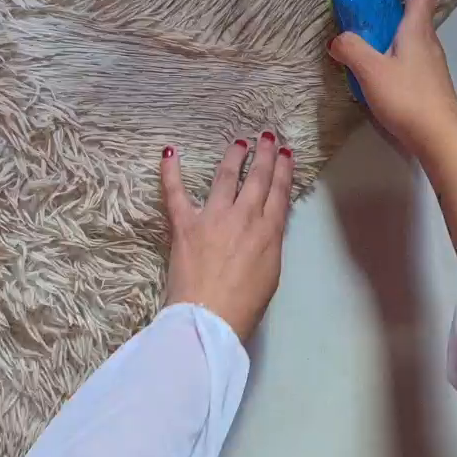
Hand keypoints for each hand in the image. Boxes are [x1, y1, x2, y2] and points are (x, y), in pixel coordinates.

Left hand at [160, 133, 295, 342]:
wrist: (209, 318)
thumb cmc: (245, 304)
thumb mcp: (271, 272)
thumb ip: (270, 242)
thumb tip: (267, 224)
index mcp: (268, 231)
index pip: (279, 192)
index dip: (284, 170)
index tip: (286, 154)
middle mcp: (244, 216)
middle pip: (257, 178)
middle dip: (264, 155)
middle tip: (267, 138)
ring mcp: (213, 217)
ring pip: (225, 176)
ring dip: (234, 156)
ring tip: (239, 142)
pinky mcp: (185, 224)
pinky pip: (176, 193)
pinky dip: (171, 172)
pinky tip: (170, 153)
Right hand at [326, 0, 456, 157]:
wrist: (439, 136)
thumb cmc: (406, 97)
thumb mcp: (370, 70)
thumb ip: (350, 49)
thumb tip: (337, 40)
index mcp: (417, 30)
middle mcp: (429, 42)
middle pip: (414, 15)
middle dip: (388, 13)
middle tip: (362, 24)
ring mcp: (432, 65)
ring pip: (411, 40)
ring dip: (389, 39)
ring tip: (365, 55)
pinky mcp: (431, 85)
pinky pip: (411, 61)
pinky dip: (394, 60)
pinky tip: (378, 81)